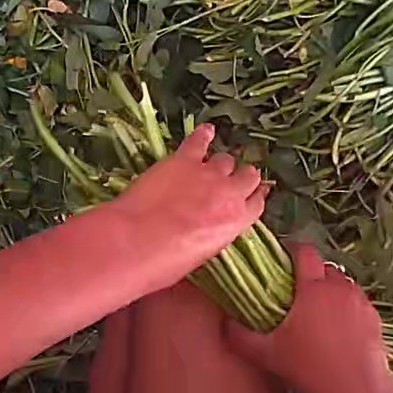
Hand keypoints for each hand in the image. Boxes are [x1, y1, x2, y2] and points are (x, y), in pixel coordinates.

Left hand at [103, 124, 265, 289]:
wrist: (136, 241)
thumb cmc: (163, 262)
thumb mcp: (197, 258)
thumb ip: (208, 240)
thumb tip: (200, 239)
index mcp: (236, 222)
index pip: (257, 204)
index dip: (254, 197)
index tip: (251, 195)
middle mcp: (229, 194)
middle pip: (248, 176)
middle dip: (241, 178)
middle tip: (231, 181)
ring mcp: (207, 173)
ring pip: (225, 159)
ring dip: (220, 163)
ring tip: (213, 166)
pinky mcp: (184, 160)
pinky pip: (199, 141)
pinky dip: (203, 135)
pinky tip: (206, 130)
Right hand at [224, 243, 392, 392]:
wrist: (360, 392)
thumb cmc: (311, 369)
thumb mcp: (268, 355)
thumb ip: (240, 336)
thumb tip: (224, 322)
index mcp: (313, 289)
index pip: (304, 251)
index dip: (291, 249)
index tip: (280, 258)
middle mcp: (339, 288)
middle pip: (324, 266)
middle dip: (309, 272)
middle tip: (293, 291)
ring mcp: (360, 302)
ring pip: (342, 282)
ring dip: (328, 288)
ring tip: (315, 308)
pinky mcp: (374, 317)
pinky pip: (356, 300)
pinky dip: (345, 305)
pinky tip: (336, 326)